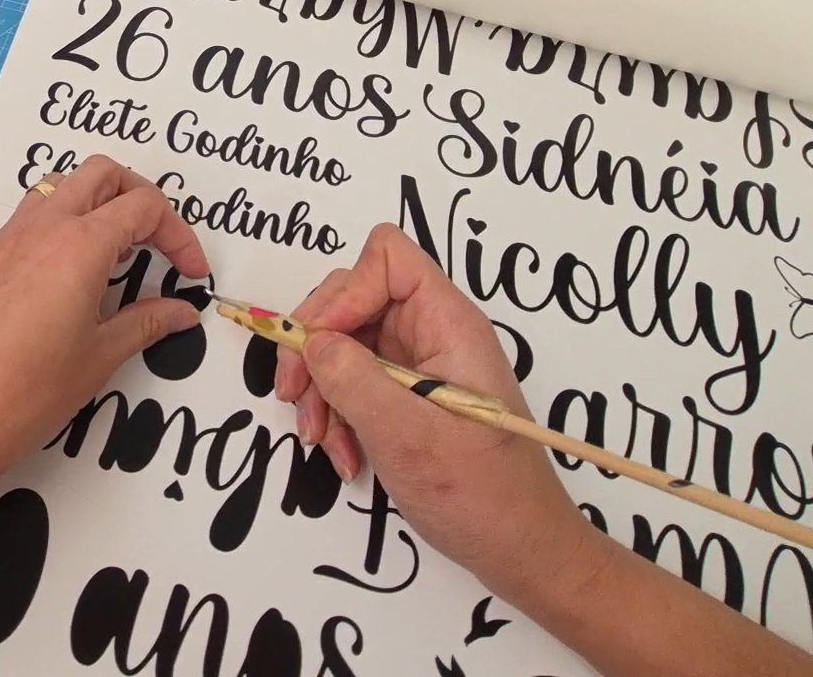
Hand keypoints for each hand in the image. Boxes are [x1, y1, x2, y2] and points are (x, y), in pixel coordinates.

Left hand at [0, 155, 209, 538]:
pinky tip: (76, 276)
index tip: (193, 275)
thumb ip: (145, 323)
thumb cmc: (21, 394)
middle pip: (103, 173)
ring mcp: (10, 237)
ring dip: (100, 204)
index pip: (144, 206)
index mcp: (80, 243)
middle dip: (141, 197)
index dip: (180, 235)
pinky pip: (37, 213)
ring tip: (118, 258)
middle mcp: (44, 224)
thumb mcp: (95, 359)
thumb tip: (183, 312)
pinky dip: (68, 223)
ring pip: (65, 185)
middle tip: (159, 244)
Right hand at [274, 224, 601, 596]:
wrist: (519, 553)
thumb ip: (353, 380)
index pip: (387, 258)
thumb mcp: (409, 435)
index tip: (321, 343)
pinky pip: (346, 379)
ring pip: (339, 341)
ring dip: (318, 388)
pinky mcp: (398, 391)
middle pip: (349, 298)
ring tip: (321, 438)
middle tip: (293, 392)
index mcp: (446, 322)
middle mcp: (427, 330)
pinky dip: (333, 412)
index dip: (346, 290)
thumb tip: (309, 341)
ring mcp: (411, 360)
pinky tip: (343, 453)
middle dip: (313, 344)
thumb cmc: (481, 493)